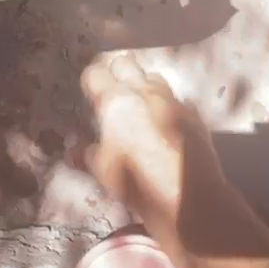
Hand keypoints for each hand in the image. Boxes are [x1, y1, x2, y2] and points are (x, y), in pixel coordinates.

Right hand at [80, 54, 217, 230]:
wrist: (192, 203)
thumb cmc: (140, 186)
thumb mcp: (104, 173)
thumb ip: (87, 154)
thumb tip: (74, 149)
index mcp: (116, 102)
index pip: (95, 73)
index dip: (90, 82)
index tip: (90, 95)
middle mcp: (144, 92)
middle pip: (125, 63)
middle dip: (116, 74)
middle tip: (113, 95)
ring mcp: (172, 100)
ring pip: (152, 76)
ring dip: (143, 86)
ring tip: (140, 107)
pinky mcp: (194, 114)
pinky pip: (174, 99)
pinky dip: (165, 106)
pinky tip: (164, 126)